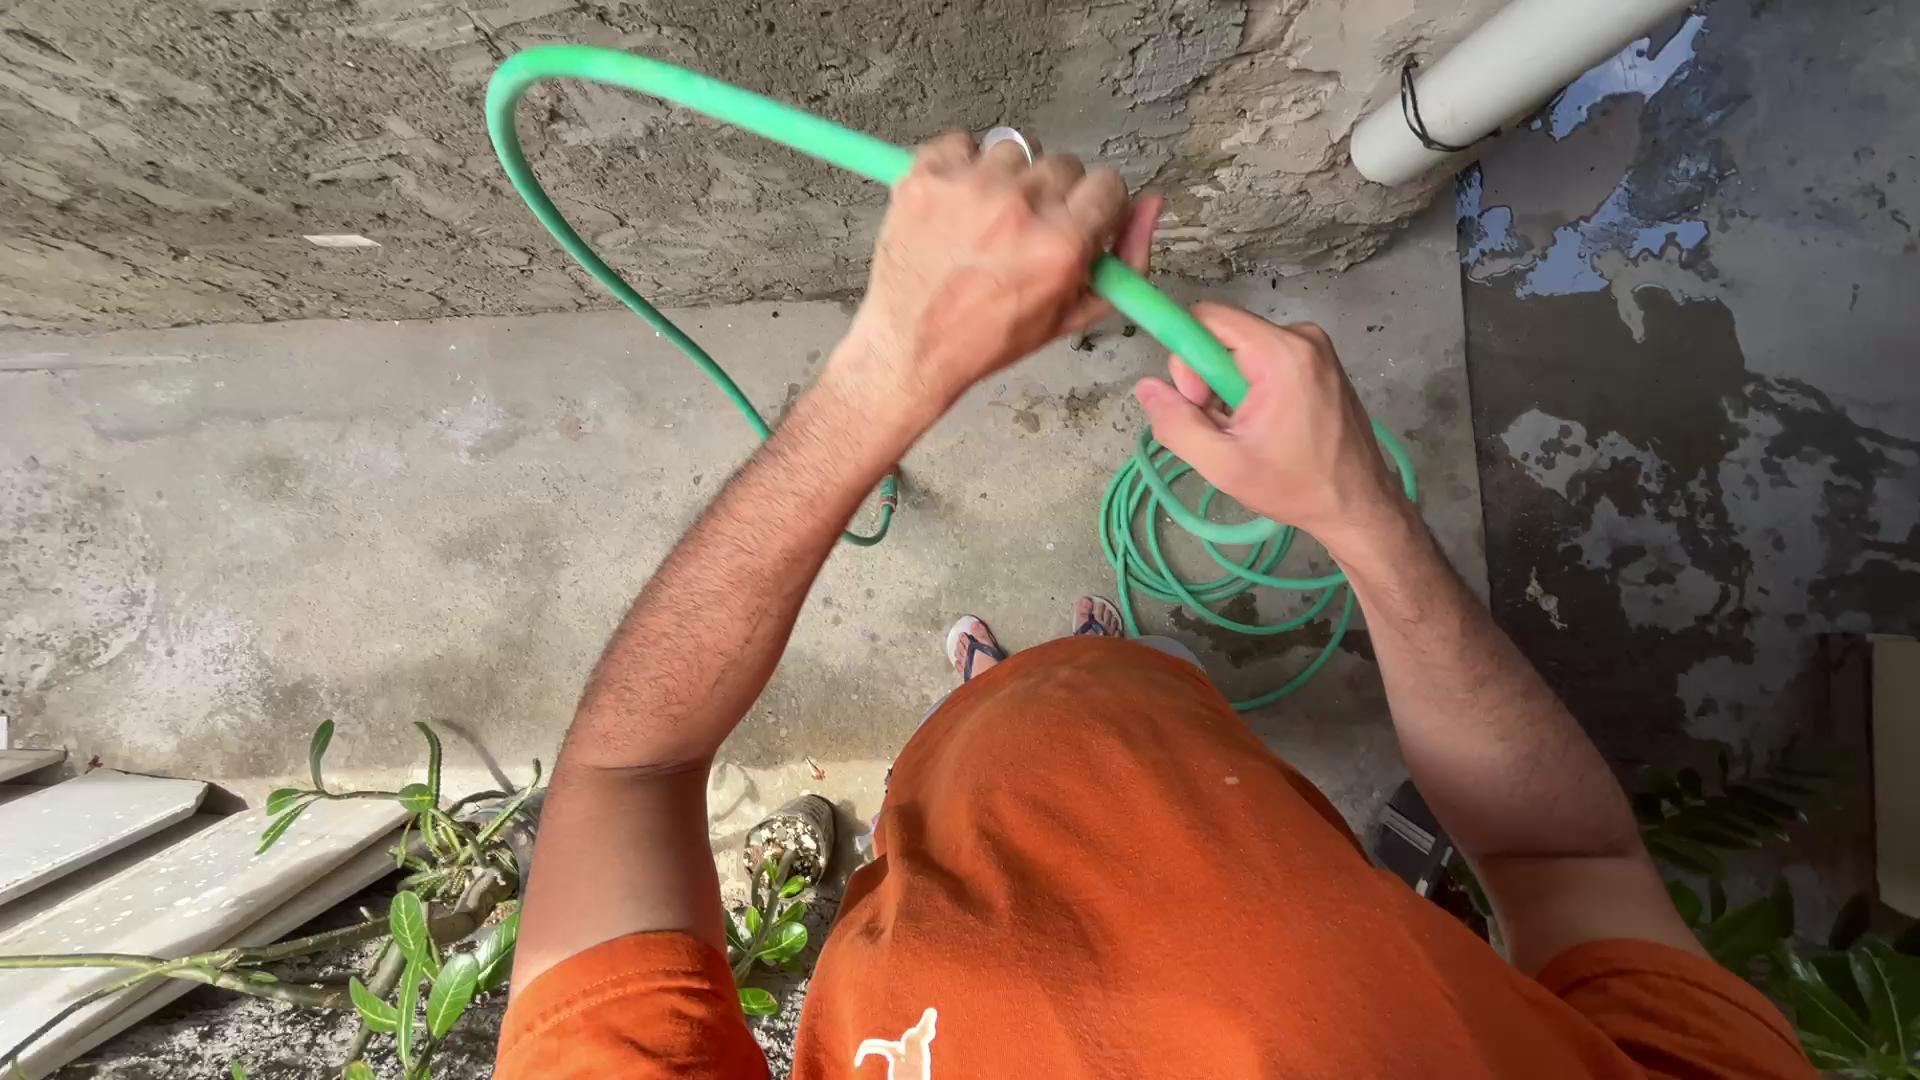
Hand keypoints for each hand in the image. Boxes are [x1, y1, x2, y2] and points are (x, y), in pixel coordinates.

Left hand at [833, 131, 1160, 426]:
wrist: (912, 347)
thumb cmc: (990, 339)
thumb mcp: (1070, 316)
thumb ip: (1124, 261)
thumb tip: (1152, 205)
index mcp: (1061, 244)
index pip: (1108, 184)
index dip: (1094, 207)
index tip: (1076, 222)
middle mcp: (1020, 207)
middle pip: (1063, 165)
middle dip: (1051, 196)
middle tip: (1022, 235)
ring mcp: (970, 186)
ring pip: (1015, 150)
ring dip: (1006, 180)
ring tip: (985, 224)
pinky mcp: (927, 175)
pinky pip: (962, 142)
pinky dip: (961, 168)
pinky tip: (955, 208)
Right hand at [1132, 304, 1406, 554]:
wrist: (1358, 504)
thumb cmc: (1295, 486)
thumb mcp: (1222, 465)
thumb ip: (1176, 424)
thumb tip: (1145, 388)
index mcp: (1281, 353)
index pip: (1206, 318)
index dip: (1186, 357)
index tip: (1196, 402)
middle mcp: (1300, 337)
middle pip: (1221, 336)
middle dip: (1206, 382)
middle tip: (1223, 429)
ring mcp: (1312, 347)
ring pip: (1236, 353)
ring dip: (1224, 393)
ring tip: (1245, 434)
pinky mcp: (1315, 362)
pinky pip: (1258, 362)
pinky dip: (1246, 392)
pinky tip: (1261, 428)